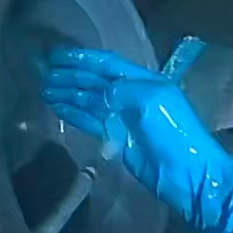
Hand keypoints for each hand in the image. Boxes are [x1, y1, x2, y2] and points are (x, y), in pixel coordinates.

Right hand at [42, 48, 232, 232]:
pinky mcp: (116, 137)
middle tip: (43, 73)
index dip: (81, 58)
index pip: (106, 63)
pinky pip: (89, 120)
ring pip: (88, 100)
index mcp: (143, 81)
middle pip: (93, 81)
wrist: (188, 176)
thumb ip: (120, 89)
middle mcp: (130, 95)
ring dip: (66, 93)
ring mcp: (122, 117)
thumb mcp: (150, 100)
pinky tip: (56, 107)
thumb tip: (96, 92)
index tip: (56, 56)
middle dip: (69, 76)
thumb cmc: (174, 133)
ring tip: (44, 89)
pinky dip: (72, 112)